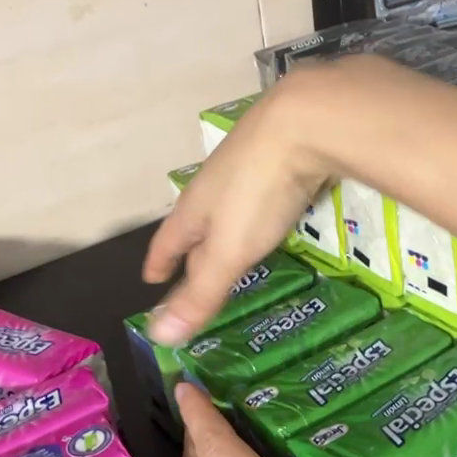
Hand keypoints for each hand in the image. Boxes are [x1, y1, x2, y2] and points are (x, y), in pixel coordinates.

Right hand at [143, 80, 334, 345]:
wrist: (305, 120)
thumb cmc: (258, 192)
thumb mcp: (229, 250)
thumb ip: (200, 293)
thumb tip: (158, 336)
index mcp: (196, 207)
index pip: (169, 240)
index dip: (160, 262)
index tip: (151, 279)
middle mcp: (216, 183)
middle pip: (198, 223)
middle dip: (193, 248)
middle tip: (193, 271)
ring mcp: (250, 164)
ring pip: (230, 204)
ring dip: (226, 227)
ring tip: (230, 244)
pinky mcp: (283, 152)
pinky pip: (263, 189)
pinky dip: (260, 209)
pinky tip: (274, 211)